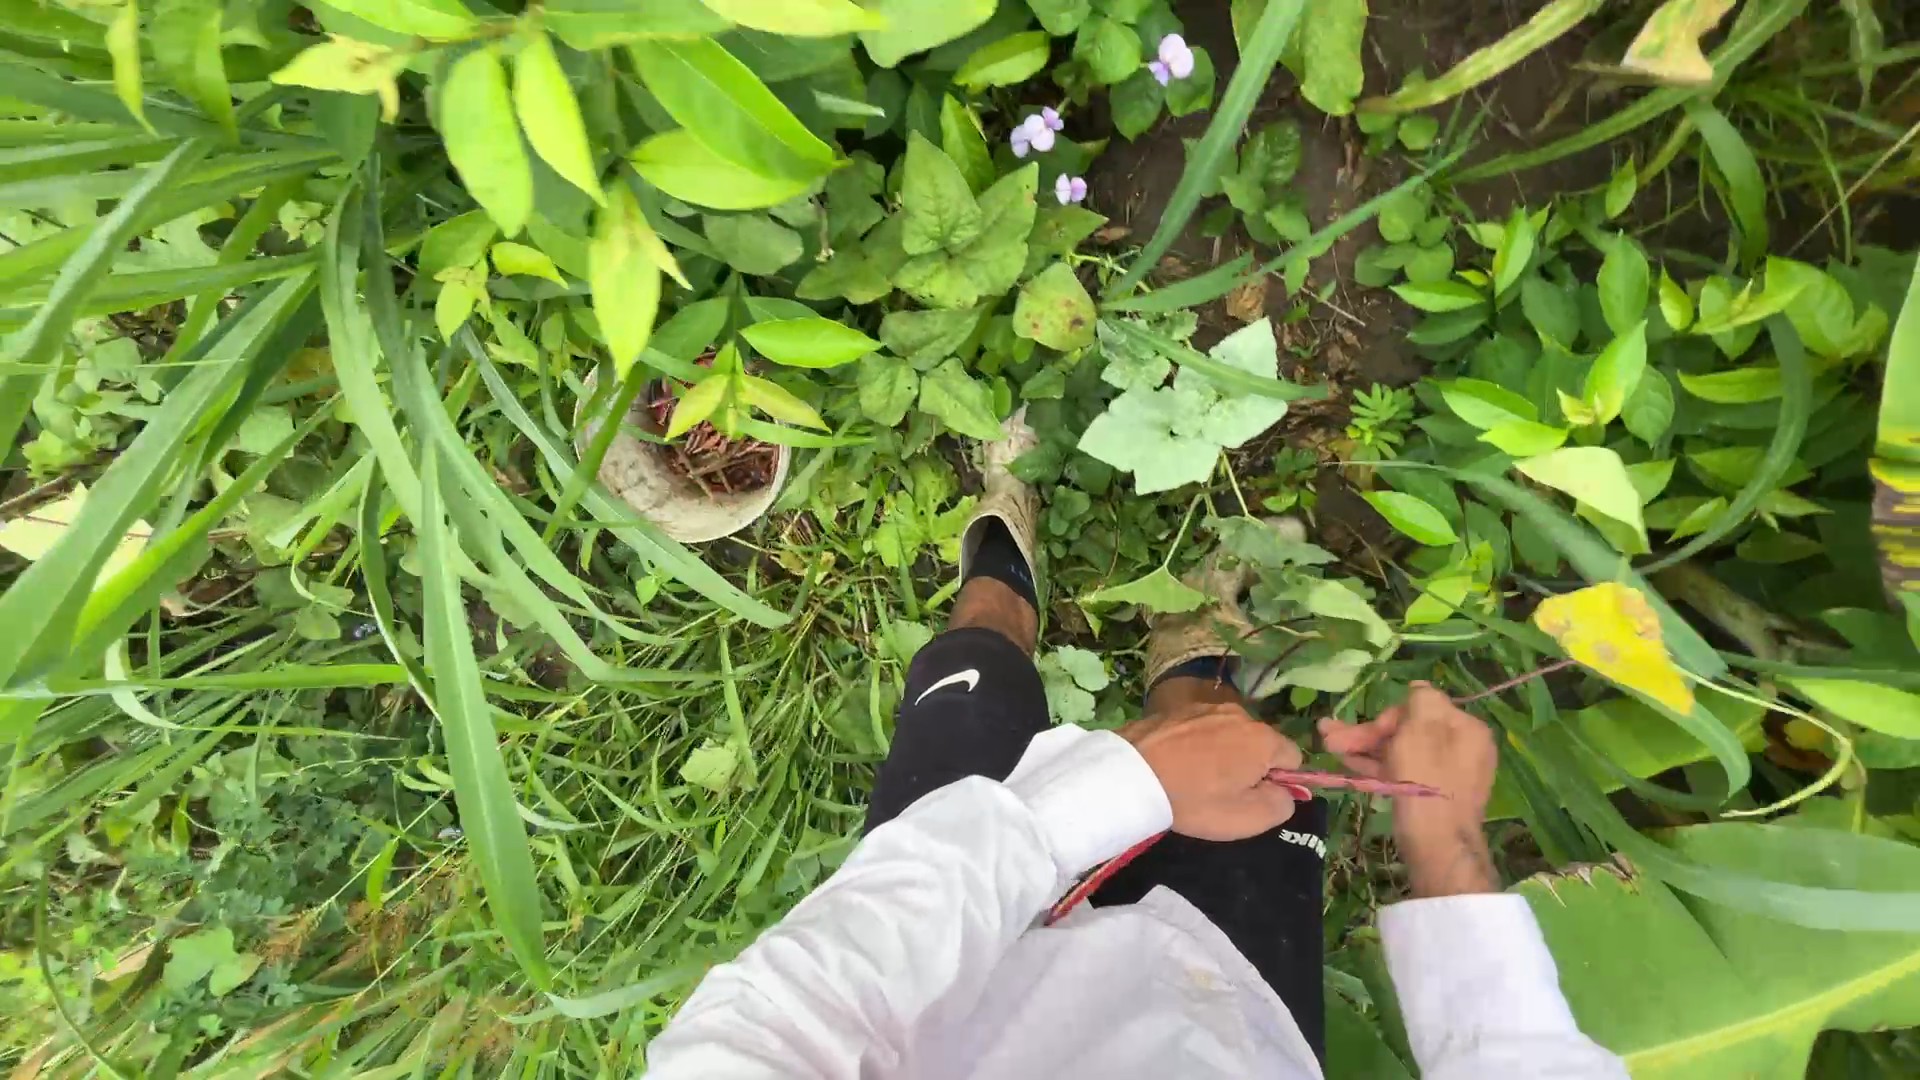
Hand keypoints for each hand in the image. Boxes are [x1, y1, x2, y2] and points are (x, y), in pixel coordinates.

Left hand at [1121, 703, 1303, 840]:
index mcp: (1262, 738)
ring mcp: (1205, 707)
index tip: (1253, 795)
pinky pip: (1201, 729)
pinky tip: (1178, 763)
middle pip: (1259, 742)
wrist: (1133, 773)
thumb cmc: (1195, 799)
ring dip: (1222, 753)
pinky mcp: (1177, 709)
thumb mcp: (1248, 818)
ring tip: (1196, 777)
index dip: (1279, 780)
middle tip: (1223, 790)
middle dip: (1250, 765)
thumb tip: (1285, 791)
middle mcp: (1237, 713)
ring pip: (1229, 734)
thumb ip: (1281, 804)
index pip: (1292, 757)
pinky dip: (1197, 744)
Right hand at [1317, 682, 1499, 895]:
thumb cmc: (1424, 779)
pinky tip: (1349, 765)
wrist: (1436, 842)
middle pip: (1405, 730)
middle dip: (1366, 733)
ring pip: (1399, 750)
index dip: (1384, 718)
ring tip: (1329, 748)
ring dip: (1363, 747)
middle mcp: (1461, 747)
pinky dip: (1377, 765)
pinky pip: (1403, 769)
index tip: (1359, 729)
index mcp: (1465, 728)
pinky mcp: (1432, 791)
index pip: (1417, 707)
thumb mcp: (1420, 729)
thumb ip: (1422, 699)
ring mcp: (1447, 771)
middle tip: (1329, 738)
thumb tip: (1419, 687)